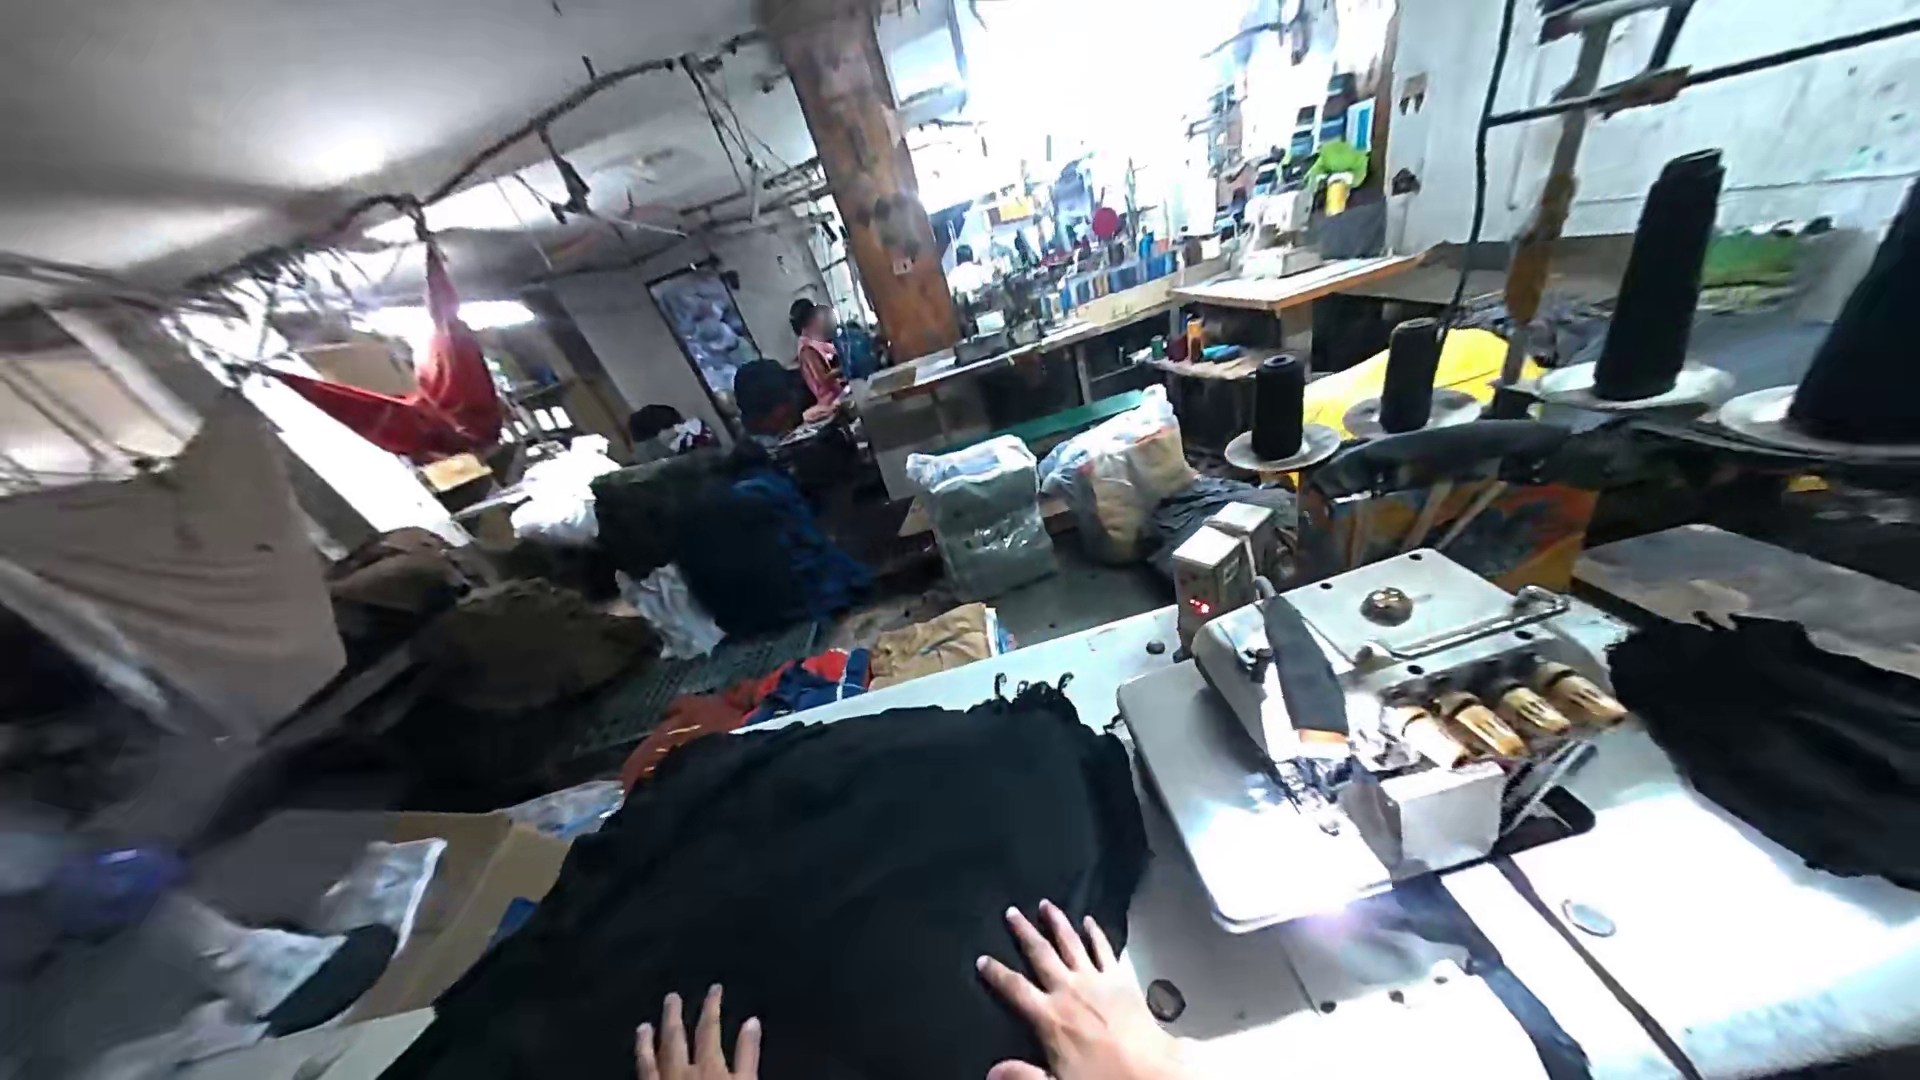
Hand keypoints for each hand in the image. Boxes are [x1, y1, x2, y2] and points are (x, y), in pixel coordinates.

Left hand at [636, 985, 760, 1079]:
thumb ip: (748, 1055)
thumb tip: (751, 1020)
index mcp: (707, 1067)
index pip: (709, 1028)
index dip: (711, 1005)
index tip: (715, 988)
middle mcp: (680, 1075)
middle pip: (675, 1039)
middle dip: (673, 1017)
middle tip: (670, 997)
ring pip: (650, 1062)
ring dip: (646, 1043)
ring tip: (642, 1028)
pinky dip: (637, 1071)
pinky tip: (635, 1066)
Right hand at [976, 900, 1184, 1079]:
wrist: (1153, 1075)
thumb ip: (1024, 1078)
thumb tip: (991, 1071)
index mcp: (1050, 1017)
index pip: (1015, 989)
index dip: (996, 973)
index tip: (982, 958)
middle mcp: (1067, 989)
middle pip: (1040, 953)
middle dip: (1024, 931)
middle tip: (1012, 911)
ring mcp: (1094, 979)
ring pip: (1069, 942)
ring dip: (1056, 922)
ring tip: (1045, 904)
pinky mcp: (1118, 977)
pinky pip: (1103, 949)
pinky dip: (1094, 933)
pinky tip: (1088, 921)